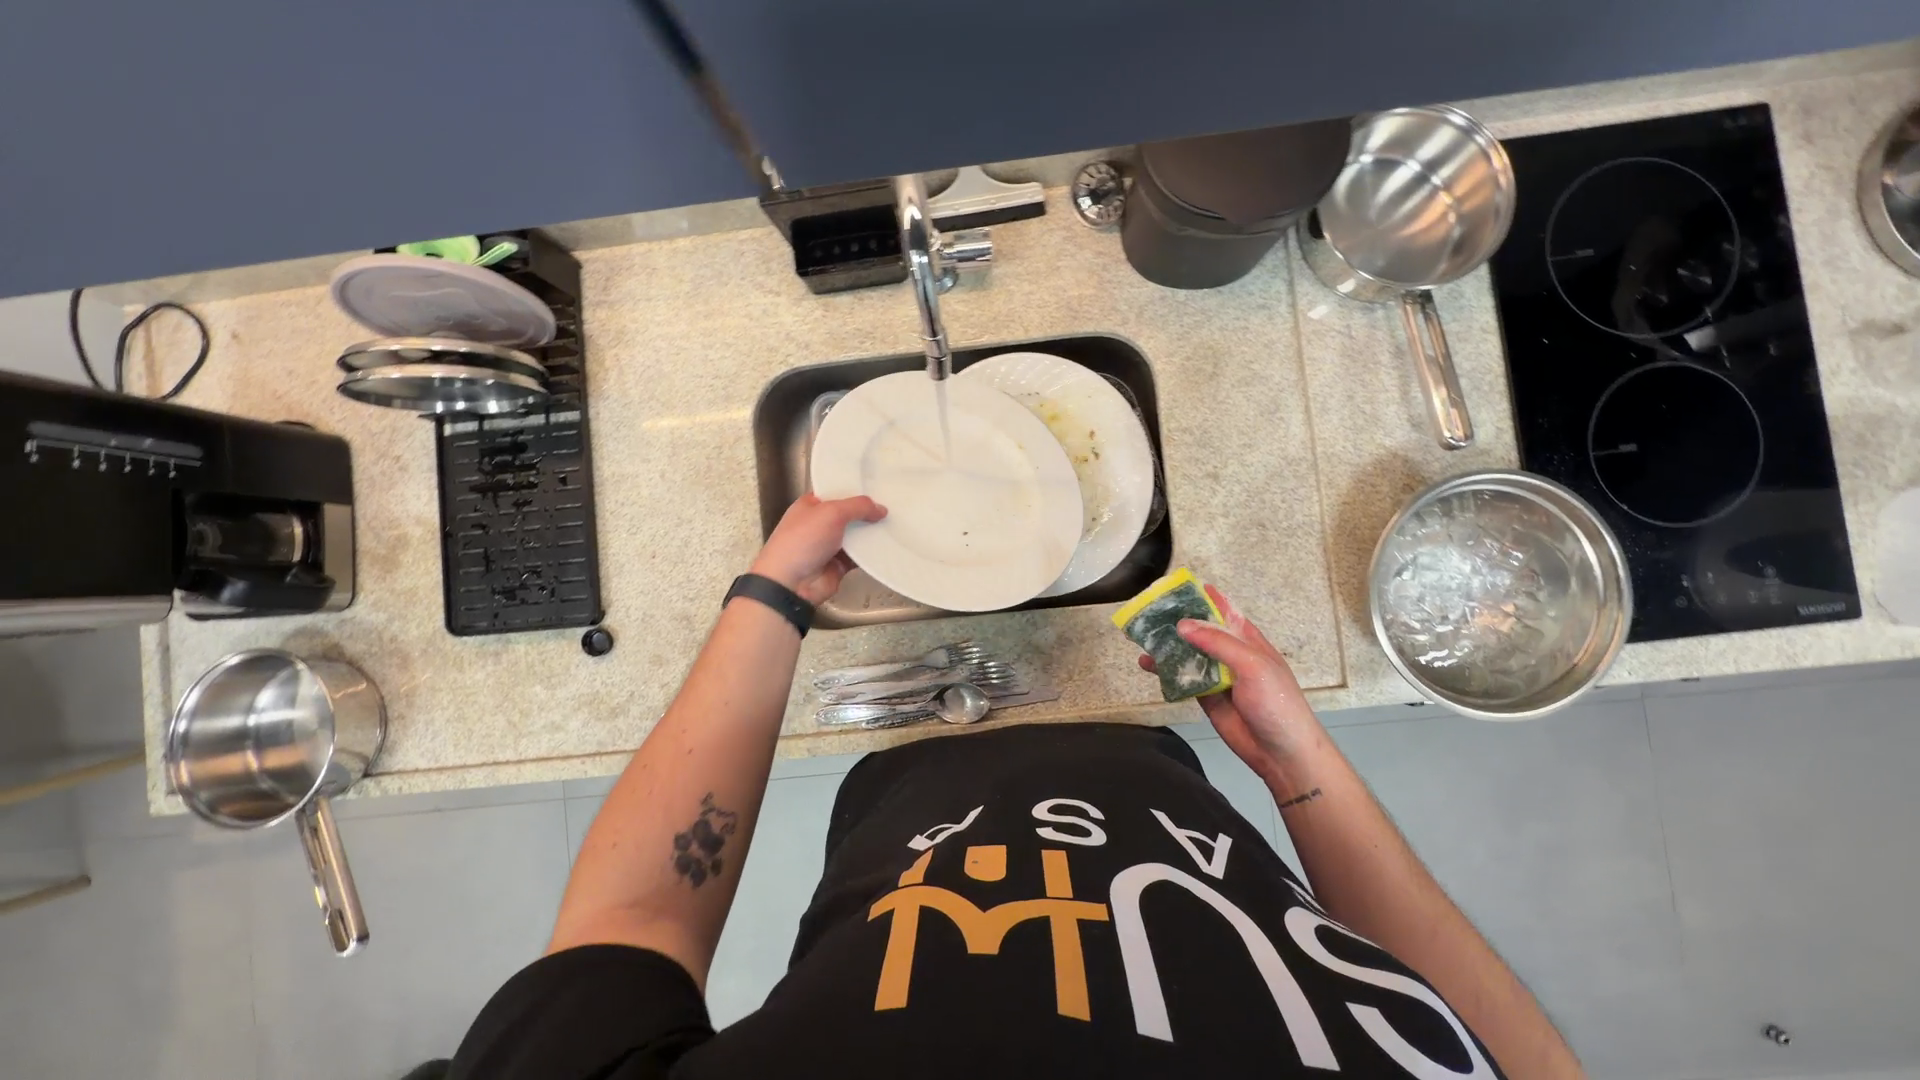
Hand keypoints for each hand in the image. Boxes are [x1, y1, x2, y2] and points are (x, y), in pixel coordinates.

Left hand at [749, 494, 886, 604]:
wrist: (791, 583)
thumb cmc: (804, 540)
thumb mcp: (831, 513)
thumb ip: (858, 506)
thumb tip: (881, 509)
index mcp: (811, 506)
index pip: (836, 491)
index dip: (855, 489)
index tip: (878, 486)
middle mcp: (820, 523)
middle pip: (849, 513)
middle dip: (868, 511)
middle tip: (893, 504)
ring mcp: (830, 544)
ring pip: (857, 535)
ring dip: (872, 532)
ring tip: (896, 523)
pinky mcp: (839, 564)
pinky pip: (860, 556)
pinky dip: (871, 553)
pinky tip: (889, 545)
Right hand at [1137, 585, 1321, 782]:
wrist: (1280, 753)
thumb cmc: (1277, 703)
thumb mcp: (1253, 665)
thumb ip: (1218, 643)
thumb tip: (1182, 625)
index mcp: (1248, 640)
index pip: (1224, 612)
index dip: (1203, 598)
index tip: (1177, 586)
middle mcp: (1230, 654)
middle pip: (1200, 632)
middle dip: (1177, 621)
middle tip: (1148, 612)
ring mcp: (1216, 676)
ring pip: (1187, 654)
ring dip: (1167, 646)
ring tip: (1141, 637)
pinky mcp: (1204, 696)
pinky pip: (1182, 679)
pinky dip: (1164, 671)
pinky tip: (1146, 664)